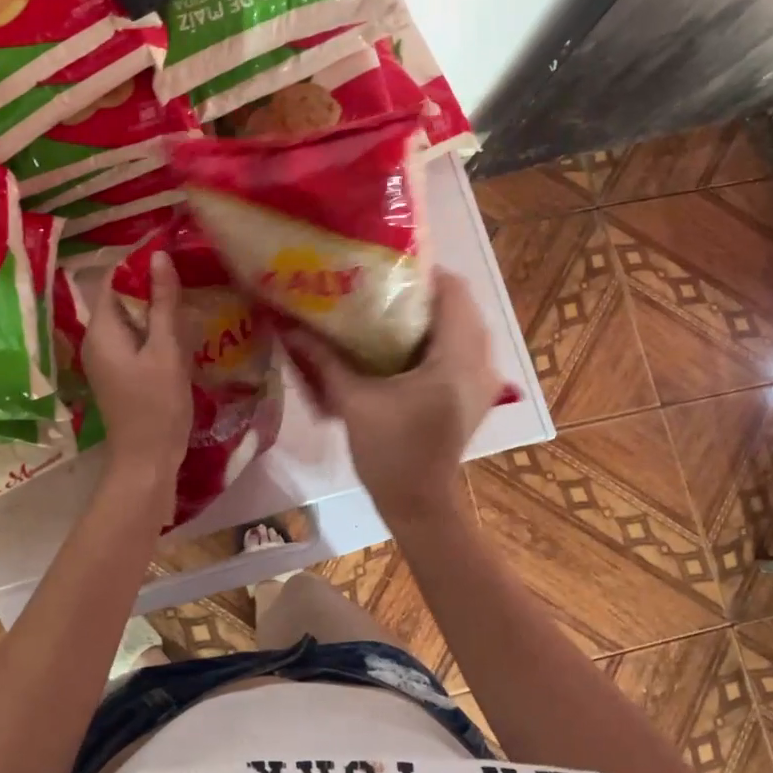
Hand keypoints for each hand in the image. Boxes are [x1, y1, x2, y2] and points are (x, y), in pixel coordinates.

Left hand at [82, 252, 192, 508]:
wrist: (146, 462)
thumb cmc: (157, 406)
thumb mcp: (166, 351)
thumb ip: (163, 303)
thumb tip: (159, 256)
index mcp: (101, 331)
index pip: (114, 279)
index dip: (140, 263)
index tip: (173, 252)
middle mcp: (95, 341)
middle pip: (120, 299)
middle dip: (150, 286)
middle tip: (188, 274)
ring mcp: (104, 360)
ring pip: (128, 321)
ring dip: (155, 310)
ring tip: (189, 298)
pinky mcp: (118, 374)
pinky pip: (133, 340)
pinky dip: (153, 331)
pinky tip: (180, 332)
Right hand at [286, 269, 502, 525]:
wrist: (419, 504)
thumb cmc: (390, 453)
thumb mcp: (354, 402)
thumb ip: (325, 360)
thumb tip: (289, 328)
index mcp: (456, 358)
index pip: (452, 291)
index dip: (420, 273)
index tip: (381, 268)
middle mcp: (479, 362)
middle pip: (459, 305)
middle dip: (420, 293)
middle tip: (376, 288)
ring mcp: (482, 380)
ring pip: (462, 327)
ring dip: (429, 316)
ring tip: (384, 313)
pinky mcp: (474, 394)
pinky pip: (462, 349)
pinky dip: (437, 339)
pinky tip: (400, 347)